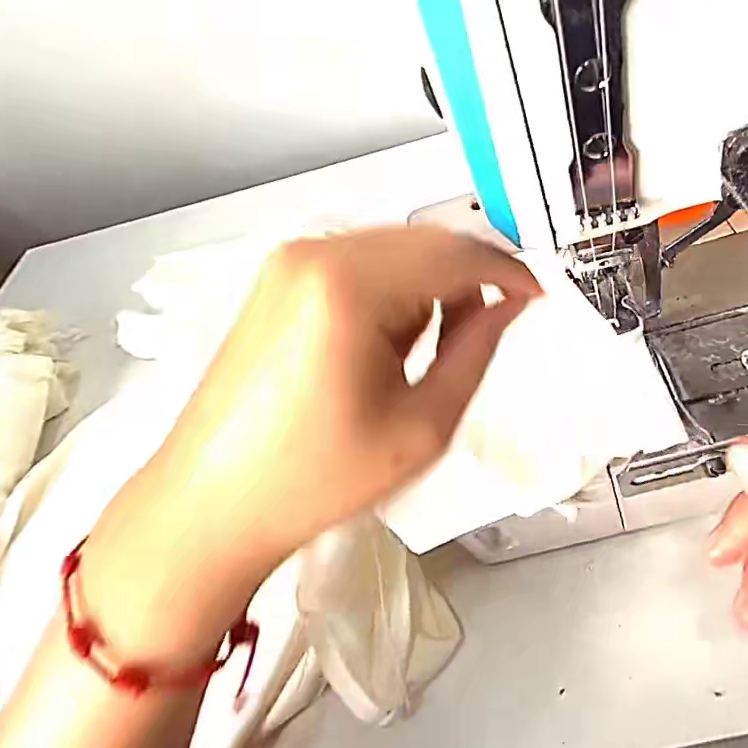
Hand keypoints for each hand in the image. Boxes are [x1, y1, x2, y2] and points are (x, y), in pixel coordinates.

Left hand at [79, 226, 539, 660]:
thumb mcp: (423, 425)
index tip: (537, 296)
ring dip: (432, 283)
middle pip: (426, 241)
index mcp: (348, 287)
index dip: (508, 270)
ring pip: (396, 247)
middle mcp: (315, 255)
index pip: (454, 254)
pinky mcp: (277, 278)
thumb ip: (477, 350)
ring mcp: (288, 262)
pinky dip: (395, 287)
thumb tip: (509, 306)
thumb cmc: (317, 479)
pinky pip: (362, 260)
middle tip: (492, 325)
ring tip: (434, 344)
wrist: (210, 506)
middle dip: (470, 276)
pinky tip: (393, 336)